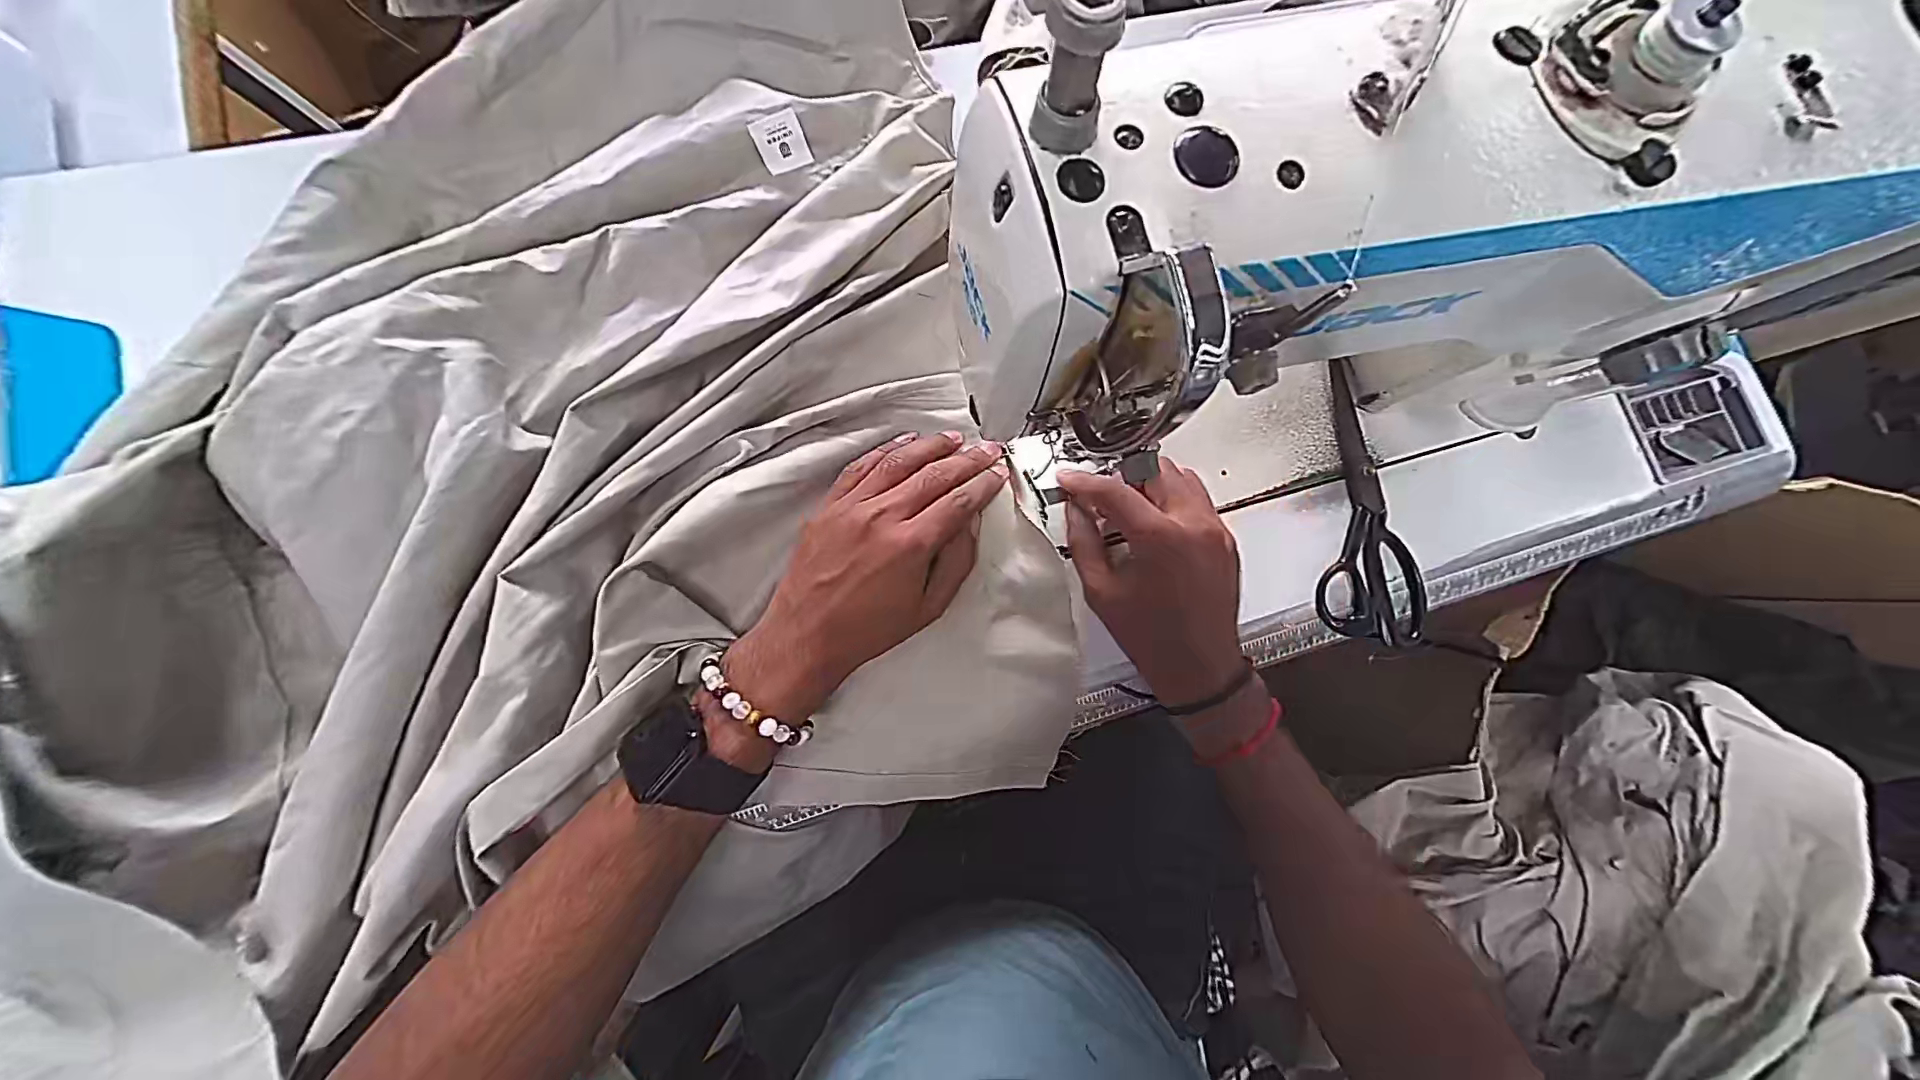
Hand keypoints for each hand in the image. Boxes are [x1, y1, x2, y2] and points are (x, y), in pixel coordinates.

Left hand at [724, 430, 1008, 729]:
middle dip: (967, 459)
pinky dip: (885, 451)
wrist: (808, 633)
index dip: (983, 484)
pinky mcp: (830, 507)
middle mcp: (881, 519)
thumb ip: (956, 563)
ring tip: (952, 439)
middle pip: (935, 475)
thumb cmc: (865, 629)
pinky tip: (902, 442)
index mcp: (910, 545)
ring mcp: (852, 509)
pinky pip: (861, 467)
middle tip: (985, 451)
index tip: (996, 475)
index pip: (958, 501)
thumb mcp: (928, 608)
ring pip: (899, 462)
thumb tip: (969, 527)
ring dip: (930, 446)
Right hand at [1058, 460, 1244, 706]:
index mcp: (1161, 538)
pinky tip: (1152, 524)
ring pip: (1180, 476)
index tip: (1069, 479)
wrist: (1200, 666)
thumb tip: (1075, 510)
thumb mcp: (1101, 591)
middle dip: (1121, 475)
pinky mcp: (1225, 538)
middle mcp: (1194, 525)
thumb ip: (1083, 541)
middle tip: (1100, 495)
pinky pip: (1197, 498)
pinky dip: (1171, 499)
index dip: (1084, 481)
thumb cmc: (1153, 638)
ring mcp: (1215, 530)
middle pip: (1154, 468)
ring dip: (1149, 483)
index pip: (1115, 489)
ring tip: (1126, 510)